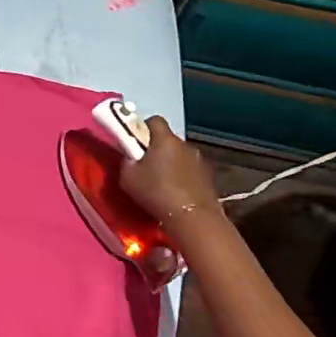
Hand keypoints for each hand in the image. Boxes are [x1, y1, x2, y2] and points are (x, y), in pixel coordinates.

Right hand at [119, 116, 221, 231]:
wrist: (192, 216)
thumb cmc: (156, 192)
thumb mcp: (128, 178)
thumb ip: (127, 161)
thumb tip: (131, 156)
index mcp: (164, 139)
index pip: (154, 120)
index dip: (143, 127)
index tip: (135, 141)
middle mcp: (184, 144)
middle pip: (168, 139)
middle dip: (157, 148)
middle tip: (146, 165)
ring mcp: (199, 159)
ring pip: (180, 155)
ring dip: (171, 162)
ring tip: (162, 181)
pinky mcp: (208, 175)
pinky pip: (190, 169)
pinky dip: (182, 176)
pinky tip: (176, 191)